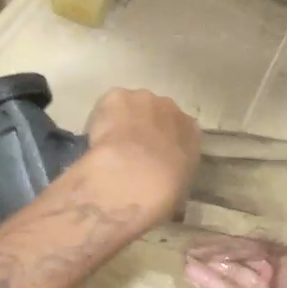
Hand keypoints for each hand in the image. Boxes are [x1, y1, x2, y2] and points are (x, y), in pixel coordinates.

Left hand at [81, 88, 200, 218]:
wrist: (138, 175)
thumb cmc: (164, 190)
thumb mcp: (179, 189)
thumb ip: (173, 176)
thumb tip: (163, 182)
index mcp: (190, 132)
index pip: (179, 129)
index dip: (163, 140)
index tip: (151, 153)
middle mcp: (171, 108)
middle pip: (154, 112)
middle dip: (142, 126)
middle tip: (127, 149)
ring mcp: (143, 99)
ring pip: (129, 106)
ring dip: (121, 120)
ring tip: (108, 144)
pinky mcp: (117, 97)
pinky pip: (107, 106)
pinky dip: (100, 119)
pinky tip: (95, 139)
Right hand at [183, 237, 286, 287]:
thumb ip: (265, 250)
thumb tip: (243, 236)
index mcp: (276, 269)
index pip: (245, 255)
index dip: (225, 248)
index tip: (204, 242)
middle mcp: (264, 286)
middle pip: (234, 272)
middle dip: (212, 264)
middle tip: (188, 255)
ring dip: (208, 281)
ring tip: (187, 271)